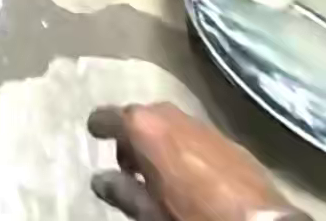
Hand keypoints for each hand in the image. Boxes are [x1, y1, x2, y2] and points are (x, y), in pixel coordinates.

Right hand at [87, 104, 298, 220]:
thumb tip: (100, 180)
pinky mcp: (230, 142)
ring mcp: (200, 125)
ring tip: (164, 172)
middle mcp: (166, 115)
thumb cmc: (195, 219)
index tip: (94, 135)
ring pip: (169, 127)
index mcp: (141, 125)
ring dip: (161, 143)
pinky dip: (187, 151)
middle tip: (132, 166)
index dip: (98, 126)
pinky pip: (196, 140)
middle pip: (139, 119)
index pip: (107, 116)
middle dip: (133, 138)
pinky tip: (195, 177)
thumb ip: (121, 192)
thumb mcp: (150, 214)